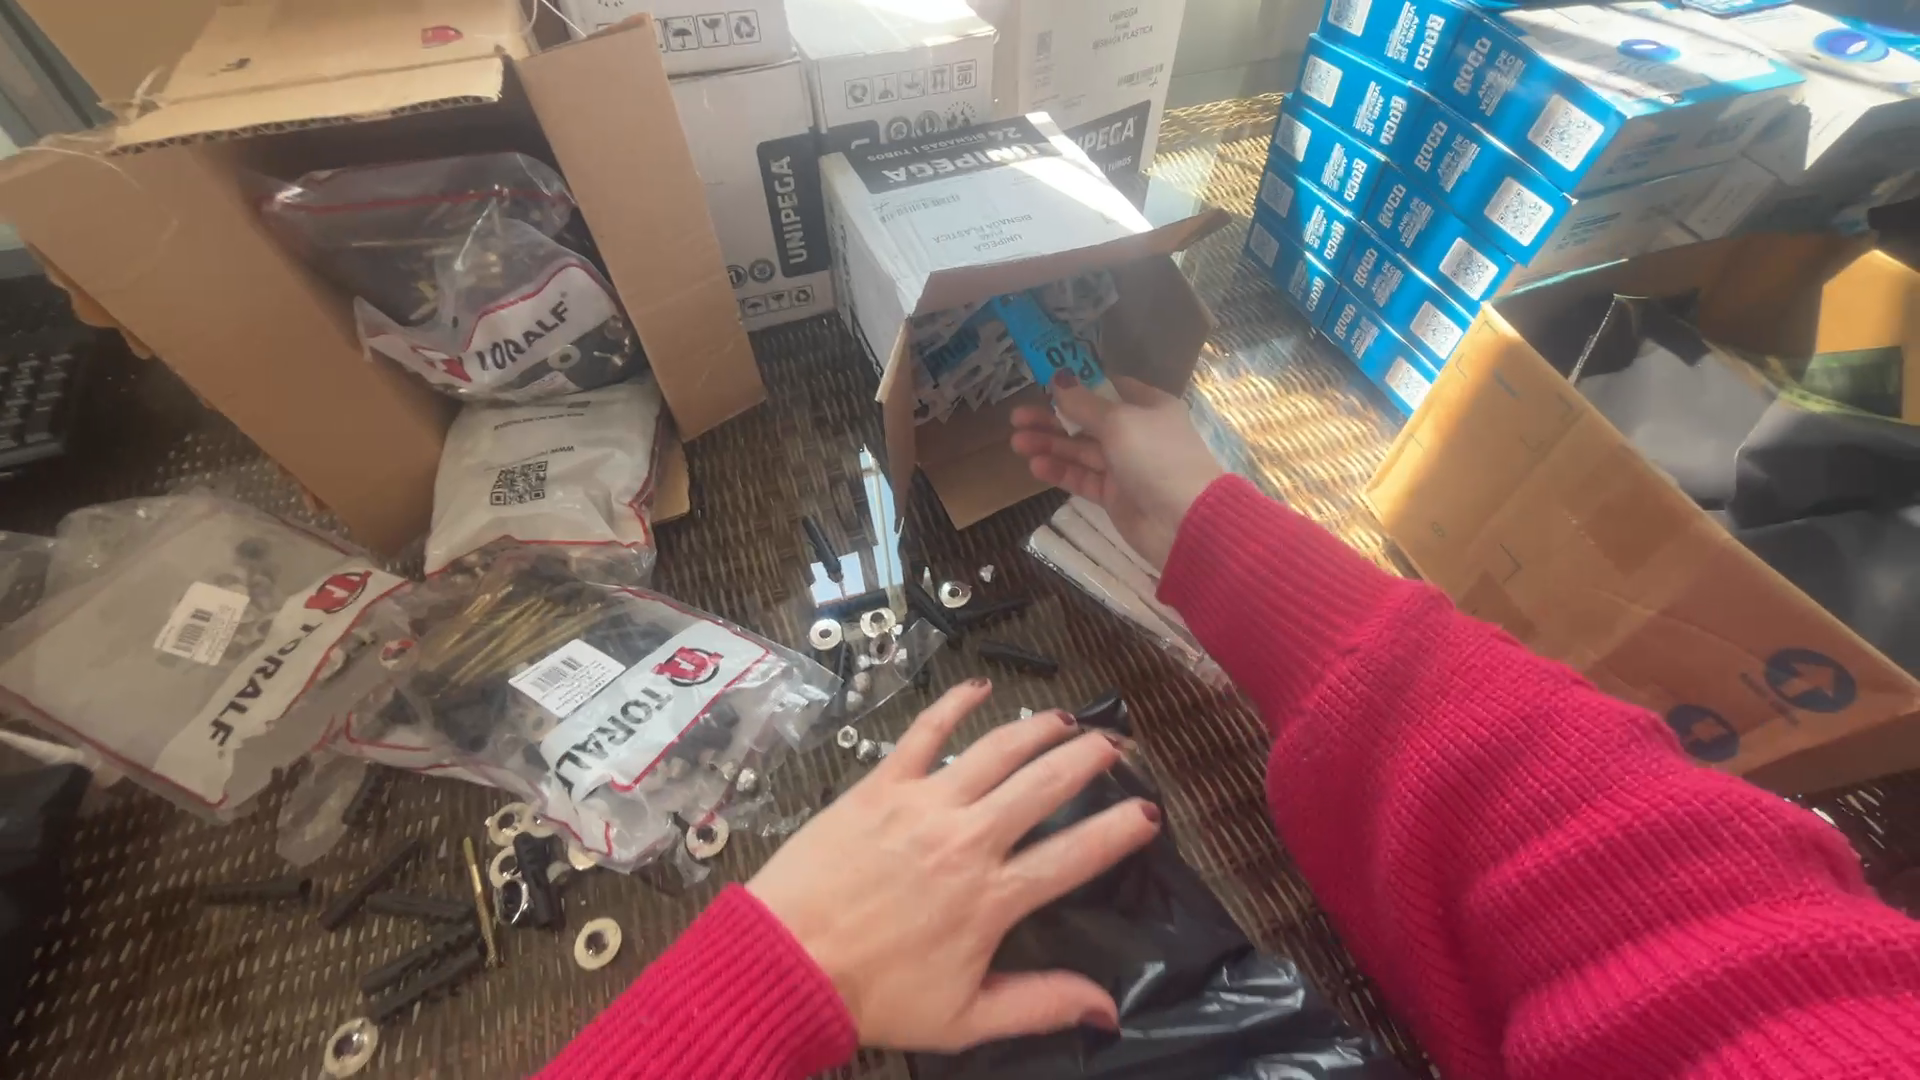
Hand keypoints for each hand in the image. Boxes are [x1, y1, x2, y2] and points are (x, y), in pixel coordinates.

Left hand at [745, 678, 1160, 1051]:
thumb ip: (1041, 1005)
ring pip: (996, 750)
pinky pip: (925, 731)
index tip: (1147, 810)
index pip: (1074, 855)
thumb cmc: (876, 993)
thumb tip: (1108, 1006)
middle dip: (1088, 759)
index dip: (1118, 829)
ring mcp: (925, 803)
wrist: (787, 960)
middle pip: (1043, 784)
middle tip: (1114, 744)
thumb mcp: (965, 1019)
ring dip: (1038, 728)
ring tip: (1067, 719)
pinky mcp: (884, 782)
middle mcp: (968, 838)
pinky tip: (979, 687)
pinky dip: (954, 703)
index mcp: (992, 897)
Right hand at [1009, 374, 1223, 569]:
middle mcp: (1136, 433)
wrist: (1183, 521)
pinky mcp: (1114, 496)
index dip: (1077, 386)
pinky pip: (1082, 478)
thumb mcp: (1118, 422)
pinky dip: (1060, 471)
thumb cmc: (1156, 457)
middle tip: (1016, 418)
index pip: (1107, 389)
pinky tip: (1035, 465)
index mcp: (1147, 406)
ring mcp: (1124, 466)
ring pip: (1080, 450)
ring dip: (1049, 445)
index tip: (1044, 386)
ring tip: (1016, 442)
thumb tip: (1058, 378)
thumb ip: (1083, 403)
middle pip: (1086, 421)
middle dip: (1052, 418)